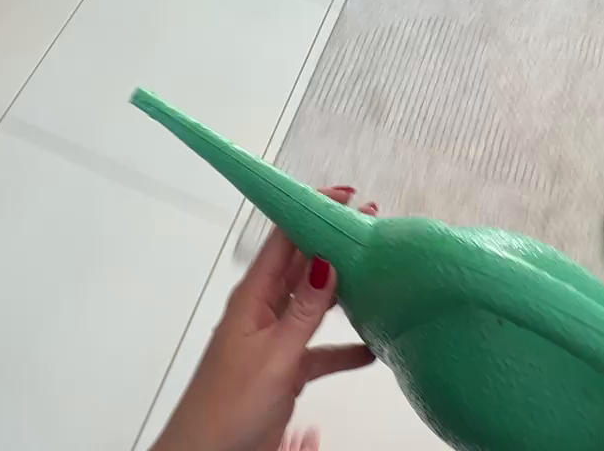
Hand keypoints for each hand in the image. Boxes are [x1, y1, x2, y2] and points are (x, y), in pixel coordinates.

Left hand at [152, 186, 378, 450]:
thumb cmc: (226, 407)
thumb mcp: (274, 355)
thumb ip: (304, 311)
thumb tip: (327, 261)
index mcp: (254, 294)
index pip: (285, 237)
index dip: (312, 211)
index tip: (345, 196)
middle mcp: (264, 307)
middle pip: (303, 263)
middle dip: (334, 241)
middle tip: (372, 225)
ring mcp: (275, 337)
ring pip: (315, 301)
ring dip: (344, 288)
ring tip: (377, 270)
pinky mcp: (285, 367)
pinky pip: (320, 348)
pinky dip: (344, 345)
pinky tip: (372, 346)